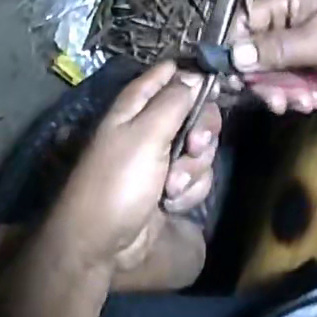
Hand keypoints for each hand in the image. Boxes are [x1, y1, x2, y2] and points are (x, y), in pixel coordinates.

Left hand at [44, 62, 220, 276]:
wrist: (100, 245)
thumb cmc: (118, 181)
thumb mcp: (147, 134)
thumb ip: (175, 100)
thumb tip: (196, 73)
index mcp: (139, 102)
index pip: (173, 71)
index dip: (197, 74)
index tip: (215, 87)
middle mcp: (152, 123)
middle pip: (197, 110)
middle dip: (202, 132)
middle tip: (193, 148)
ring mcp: (162, 156)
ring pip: (201, 147)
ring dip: (192, 169)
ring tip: (171, 188)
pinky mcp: (171, 185)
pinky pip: (197, 176)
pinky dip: (188, 191)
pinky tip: (171, 204)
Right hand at [230, 0, 316, 113]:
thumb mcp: (315, 43)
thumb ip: (274, 51)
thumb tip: (233, 57)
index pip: (242, 22)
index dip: (237, 52)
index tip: (240, 82)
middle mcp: (285, 12)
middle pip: (256, 49)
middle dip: (268, 80)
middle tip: (280, 104)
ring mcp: (297, 32)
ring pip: (274, 65)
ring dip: (286, 89)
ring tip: (307, 105)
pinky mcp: (309, 49)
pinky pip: (292, 71)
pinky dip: (299, 88)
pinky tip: (314, 101)